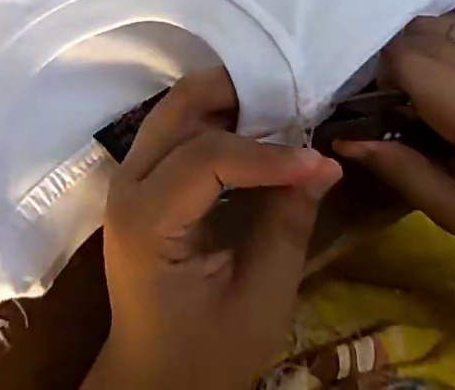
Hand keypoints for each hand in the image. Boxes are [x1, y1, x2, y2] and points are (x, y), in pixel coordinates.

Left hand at [84, 68, 341, 389]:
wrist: (152, 378)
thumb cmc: (204, 353)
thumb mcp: (259, 302)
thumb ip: (288, 225)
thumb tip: (325, 164)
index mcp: (147, 220)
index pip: (207, 158)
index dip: (267, 155)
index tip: (316, 160)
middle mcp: (129, 182)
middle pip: (181, 107)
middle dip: (238, 94)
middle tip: (292, 99)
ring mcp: (131, 174)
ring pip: (178, 106)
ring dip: (228, 98)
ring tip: (279, 107)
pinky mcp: (143, 176)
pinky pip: (180, 125)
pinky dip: (219, 115)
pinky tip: (255, 126)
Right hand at [335, 15, 454, 283]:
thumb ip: (401, 171)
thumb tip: (344, 139)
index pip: (409, 62)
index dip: (378, 74)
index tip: (370, 101)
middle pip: (420, 36)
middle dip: (393, 58)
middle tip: (388, 96)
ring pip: (441, 23)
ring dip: (417, 45)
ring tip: (415, 83)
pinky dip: (443, 39)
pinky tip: (445, 71)